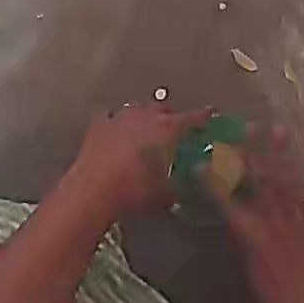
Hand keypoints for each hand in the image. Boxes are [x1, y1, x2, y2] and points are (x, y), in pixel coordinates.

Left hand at [68, 103, 205, 218]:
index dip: (204, 117)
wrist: (92, 192)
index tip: (211, 113)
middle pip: (163, 109)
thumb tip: (183, 185)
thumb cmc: (133, 192)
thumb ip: (178, 184)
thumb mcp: (164, 194)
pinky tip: (115, 128)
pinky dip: (115, 121)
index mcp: (167, 129)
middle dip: (170, 117)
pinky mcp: (98, 125)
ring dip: (144, 116)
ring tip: (145, 128)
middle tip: (174, 130)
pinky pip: (110, 116)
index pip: (193, 119)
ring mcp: (120, 117)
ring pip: (138, 108)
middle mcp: (146, 116)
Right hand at [209, 129, 303, 302]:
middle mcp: (280, 222)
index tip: (202, 163)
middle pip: (264, 180)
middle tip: (249, 128)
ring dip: (284, 154)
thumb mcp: (258, 279)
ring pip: (292, 179)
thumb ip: (252, 246)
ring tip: (279, 130)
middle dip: (254, 151)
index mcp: (258, 238)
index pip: (230, 203)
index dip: (215, 182)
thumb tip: (247, 224)